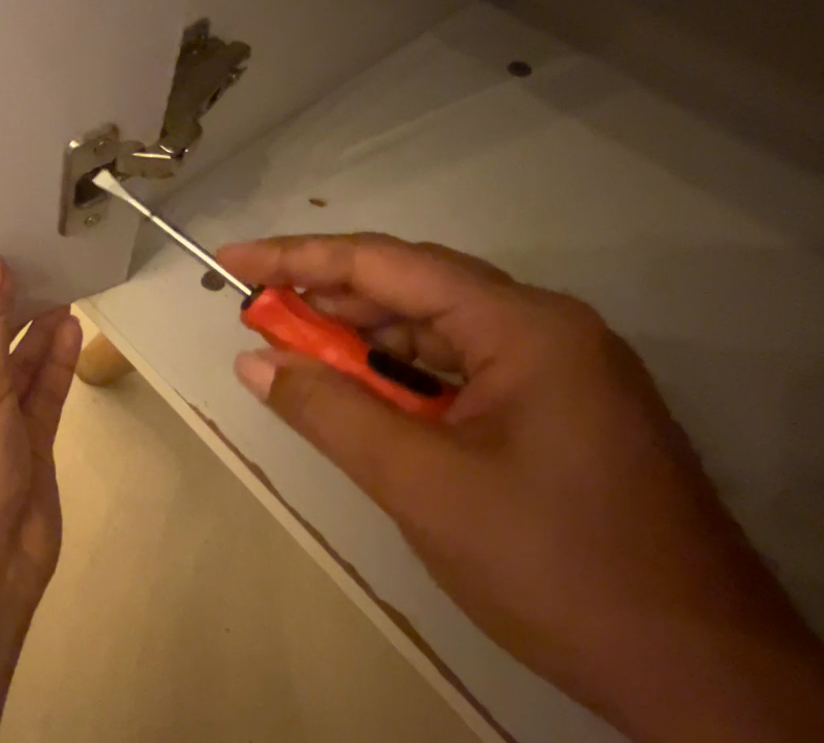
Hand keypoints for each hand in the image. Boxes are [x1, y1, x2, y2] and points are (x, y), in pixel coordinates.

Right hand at [217, 234, 823, 742]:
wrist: (705, 678)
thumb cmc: (555, 566)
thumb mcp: (420, 484)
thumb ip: (328, 411)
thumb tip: (252, 361)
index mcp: (525, 329)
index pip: (389, 264)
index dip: (298, 257)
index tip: (230, 260)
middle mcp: (547, 332)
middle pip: (413, 288)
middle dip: (326, 298)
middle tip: (253, 314)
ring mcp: (560, 373)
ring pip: (434, 331)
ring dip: (359, 340)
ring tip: (292, 356)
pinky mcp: (559, 413)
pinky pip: (458, 371)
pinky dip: (397, 377)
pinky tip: (356, 398)